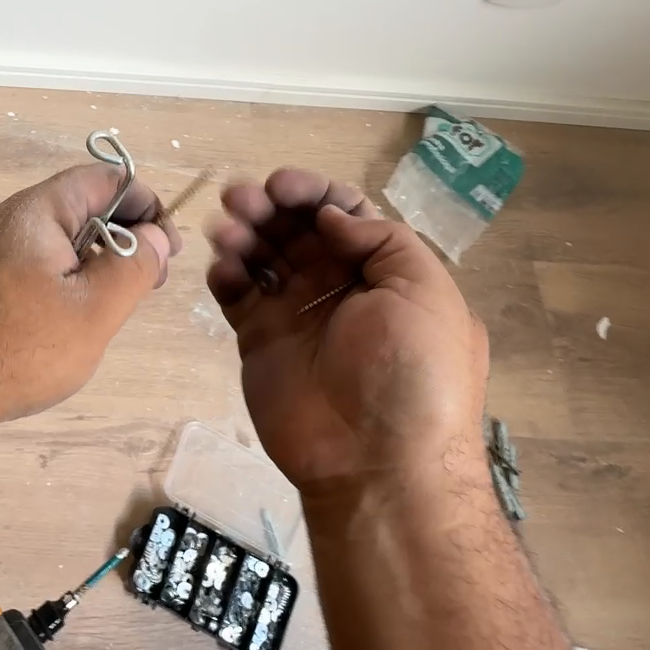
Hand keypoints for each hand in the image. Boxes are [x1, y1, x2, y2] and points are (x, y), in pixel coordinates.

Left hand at [0, 163, 181, 438]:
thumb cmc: (18, 348)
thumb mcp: (94, 310)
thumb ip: (134, 266)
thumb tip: (157, 236)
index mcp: (38, 211)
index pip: (104, 179)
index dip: (145, 203)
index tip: (169, 247)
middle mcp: (11, 218)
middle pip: (82, 205)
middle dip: (126, 234)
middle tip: (152, 279)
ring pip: (62, 236)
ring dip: (99, 258)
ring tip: (121, 298)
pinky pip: (38, 260)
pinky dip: (70, 275)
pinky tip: (79, 312)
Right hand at [206, 169, 486, 493]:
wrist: (374, 464)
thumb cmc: (411, 373)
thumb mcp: (426, 294)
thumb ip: (381, 240)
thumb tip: (330, 218)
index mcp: (382, 273)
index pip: (340, 214)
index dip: (310, 192)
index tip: (280, 185)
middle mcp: (337, 286)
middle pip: (293, 229)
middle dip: (267, 206)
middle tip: (240, 200)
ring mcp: (294, 313)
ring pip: (260, 254)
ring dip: (240, 232)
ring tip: (225, 230)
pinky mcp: (258, 338)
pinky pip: (236, 293)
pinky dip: (225, 272)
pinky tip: (224, 269)